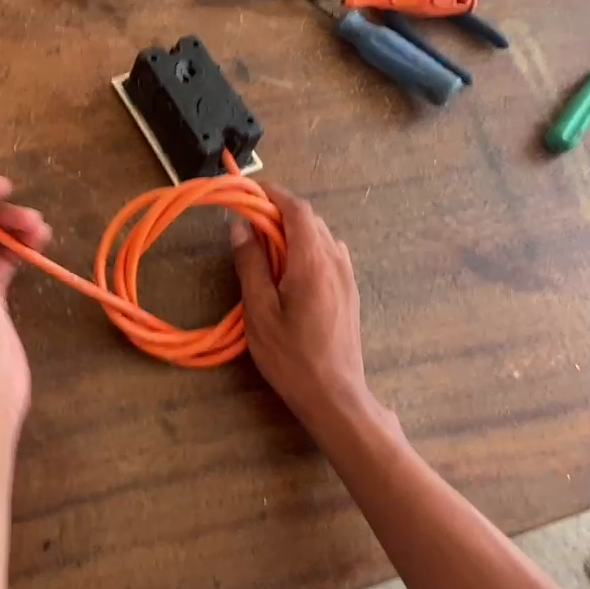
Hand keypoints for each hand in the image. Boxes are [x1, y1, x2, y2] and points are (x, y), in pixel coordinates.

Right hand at [231, 183, 374, 429]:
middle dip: (278, 212)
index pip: (297, 210)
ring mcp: (347, 276)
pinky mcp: (349, 291)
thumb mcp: (259, 310)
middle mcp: (335, 261)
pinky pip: (328, 252)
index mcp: (312, 262)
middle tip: (247, 221)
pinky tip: (287, 269)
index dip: (273, 194)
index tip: (247, 191)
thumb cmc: (291, 356)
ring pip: (320, 235)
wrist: (335, 397)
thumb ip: (250, 264)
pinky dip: (305, 247)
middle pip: (309, 219)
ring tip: (264, 246)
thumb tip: (240, 226)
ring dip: (292, 230)